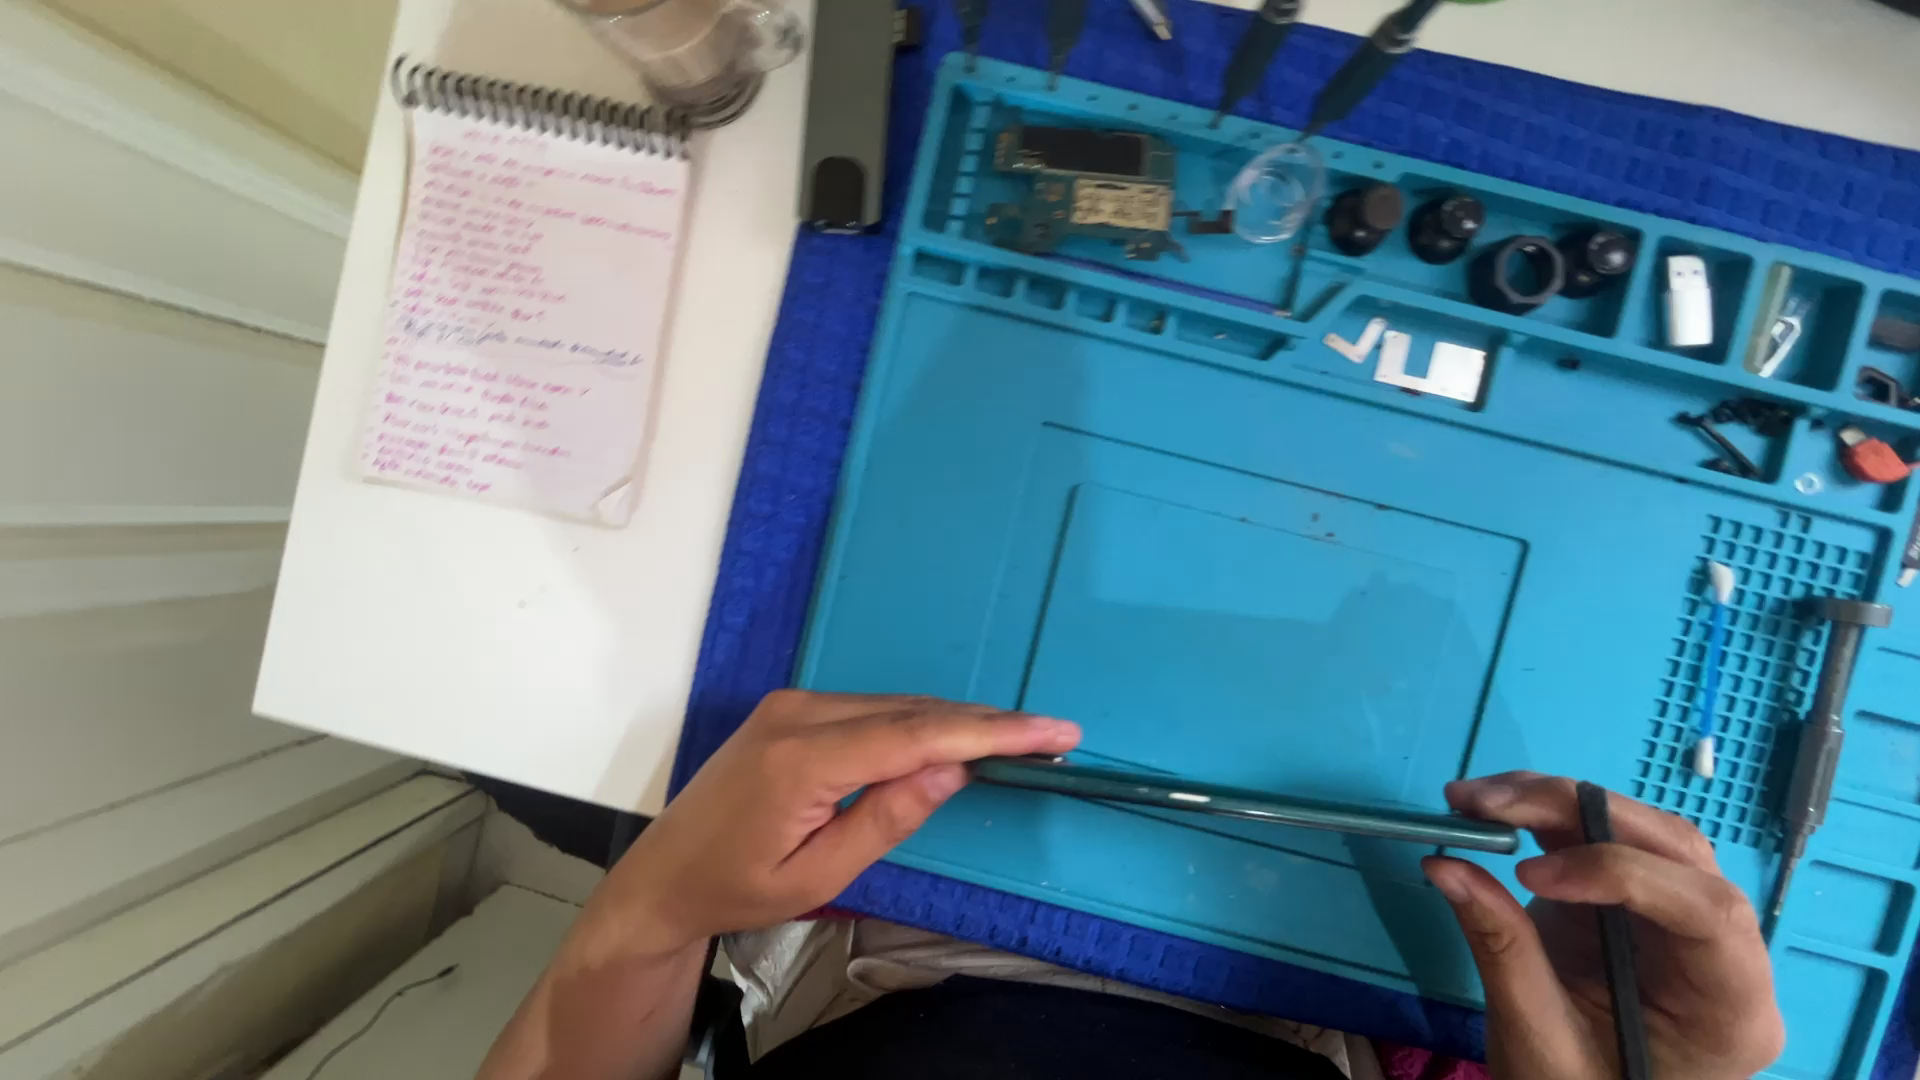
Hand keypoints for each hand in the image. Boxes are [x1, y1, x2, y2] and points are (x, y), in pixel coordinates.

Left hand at [590, 691, 1081, 956]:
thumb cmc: (738, 887)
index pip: (917, 734)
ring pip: (896, 704)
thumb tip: (955, 766)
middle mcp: (801, 711)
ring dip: (956, 719)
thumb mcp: (817, 875)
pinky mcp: (795, 705)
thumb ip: (887, 817)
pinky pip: (873, 706)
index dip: (991, 730)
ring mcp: (796, 701)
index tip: (1051, 731)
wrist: (663, 873)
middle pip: (913, 710)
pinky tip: (951, 733)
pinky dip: (919, 720)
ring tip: (1015, 736)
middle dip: (986, 721)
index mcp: (804, 758)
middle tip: (1050, 734)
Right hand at [1423, 772, 1783, 1079]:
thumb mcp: (1535, 1035)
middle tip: (1479, 803)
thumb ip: (1499, 945)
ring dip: (1552, 799)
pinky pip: (1596, 835)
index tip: (1527, 875)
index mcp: (1725, 1009)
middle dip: (1573, 808)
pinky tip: (1489, 810)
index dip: (1619, 872)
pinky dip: (1540, 812)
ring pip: (1636, 827)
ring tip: (1470, 799)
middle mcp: (1718, 952)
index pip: (1707, 912)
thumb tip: (1441, 864)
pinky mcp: (1625, 899)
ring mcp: (1670, 917)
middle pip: (1671, 849)